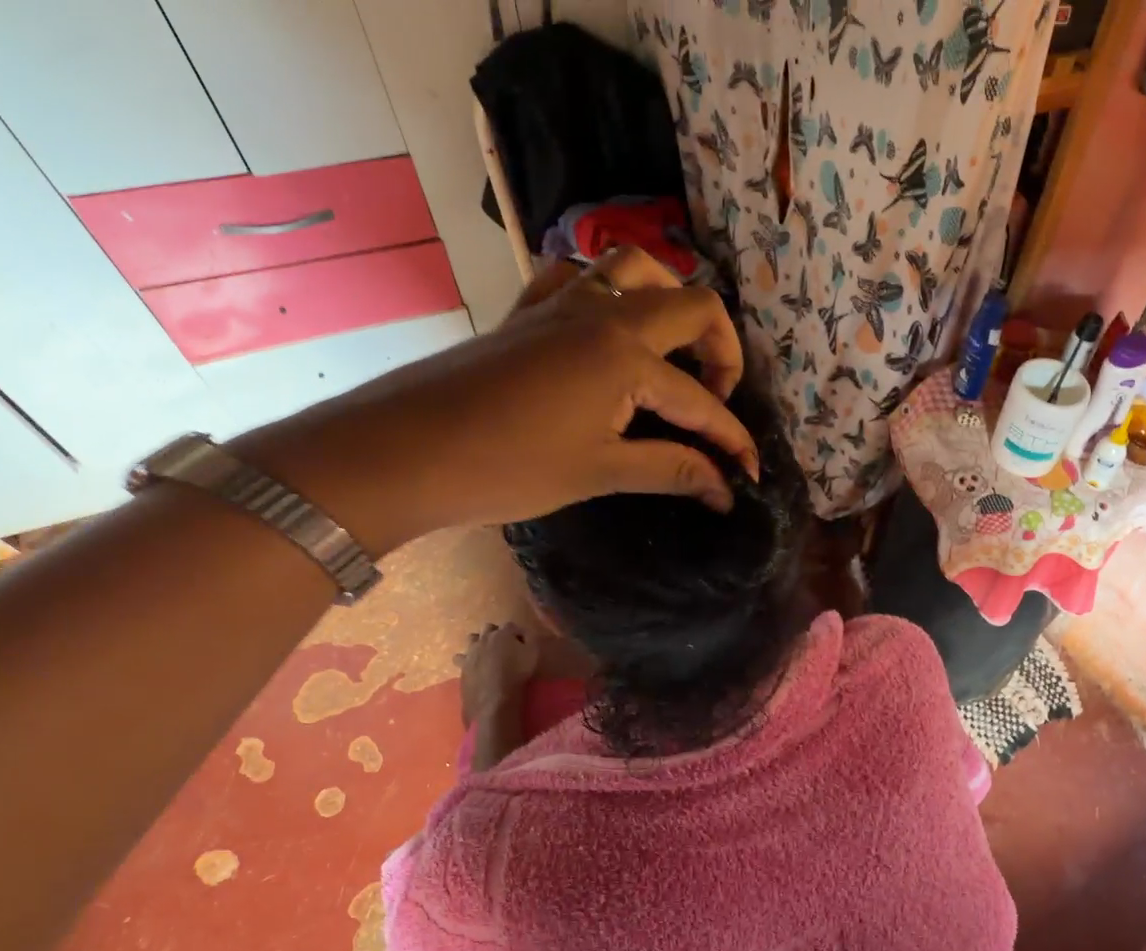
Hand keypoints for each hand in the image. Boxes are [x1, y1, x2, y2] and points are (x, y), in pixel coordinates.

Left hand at [230, 246, 758, 555]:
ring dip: (669, 299)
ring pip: (636, 267)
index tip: (747, 475)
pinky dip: (605, 290)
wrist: (399, 452)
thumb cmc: (506, 467)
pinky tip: (605, 326)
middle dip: (723, 351)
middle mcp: (605, 315)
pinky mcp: (527, 311)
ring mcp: (562, 305)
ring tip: (673, 349)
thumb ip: (672, 470)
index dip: (732, 441)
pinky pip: (577, 276)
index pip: (702, 401)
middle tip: (715, 399)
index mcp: (628, 356)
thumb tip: (724, 488)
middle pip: (694, 305)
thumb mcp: (599, 473)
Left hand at [458, 622, 539, 770]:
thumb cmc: (517, 674)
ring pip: (472, 638)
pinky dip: (466, 659)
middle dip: (496, 632)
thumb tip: (525, 634)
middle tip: (505, 644)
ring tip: (487, 651)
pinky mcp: (462, 667)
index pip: (511, 625)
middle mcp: (484, 639)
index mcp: (502, 634)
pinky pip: (461, 657)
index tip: (523, 641)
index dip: (518, 632)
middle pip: (488, 627)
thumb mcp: (533, 654)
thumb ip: (531, 640)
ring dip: (479, 641)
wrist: (494, 698)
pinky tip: (472, 665)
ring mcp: (470, 652)